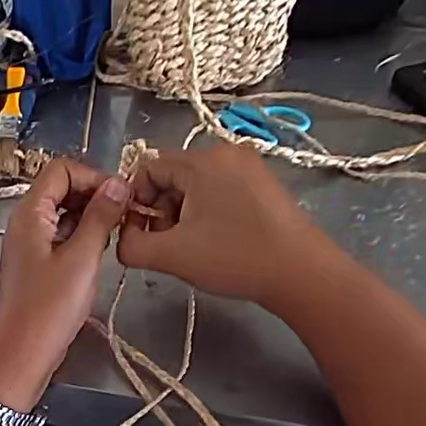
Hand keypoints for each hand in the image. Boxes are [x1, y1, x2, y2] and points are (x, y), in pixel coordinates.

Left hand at [0, 157, 129, 410]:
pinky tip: (101, 251)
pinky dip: (82, 236)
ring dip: (91, 216)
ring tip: (117, 233)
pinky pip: (61, 236)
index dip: (93, 175)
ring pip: (63, 213)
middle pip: (61, 188)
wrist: (23, 356)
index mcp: (29, 214)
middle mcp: (25, 223)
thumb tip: (119, 183)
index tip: (121, 196)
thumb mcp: (81, 259)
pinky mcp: (37, 264)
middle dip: (94, 194)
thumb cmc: (50, 309)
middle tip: (125, 214)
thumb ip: (101, 217)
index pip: (61, 169)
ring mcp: (30, 244)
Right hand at [118, 142, 344, 309]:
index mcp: (202, 160)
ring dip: (183, 216)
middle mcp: (226, 152)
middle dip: (161, 212)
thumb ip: (132, 246)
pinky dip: (208, 215)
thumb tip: (123, 241)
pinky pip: (221, 192)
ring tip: (192, 248)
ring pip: (196, 187)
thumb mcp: (171, 255)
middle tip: (168, 246)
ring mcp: (250, 167)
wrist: (301, 273)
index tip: (141, 235)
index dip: (135, 202)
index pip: (148, 168)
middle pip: (172, 177)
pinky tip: (217, 243)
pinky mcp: (265, 186)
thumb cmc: (233, 258)